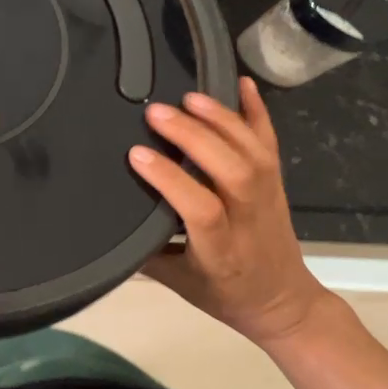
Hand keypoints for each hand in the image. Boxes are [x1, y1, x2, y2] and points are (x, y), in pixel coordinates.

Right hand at [130, 78, 331, 346]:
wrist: (285, 305)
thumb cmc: (225, 295)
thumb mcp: (179, 283)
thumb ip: (144, 253)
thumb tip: (102, 220)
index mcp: (221, 250)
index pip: (202, 209)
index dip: (171, 179)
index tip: (136, 155)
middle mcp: (249, 218)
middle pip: (233, 171)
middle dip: (196, 137)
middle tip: (156, 112)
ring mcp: (270, 197)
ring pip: (253, 153)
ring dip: (222, 120)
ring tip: (188, 96)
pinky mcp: (278, 182)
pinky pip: (271, 143)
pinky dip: (257, 111)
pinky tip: (240, 83)